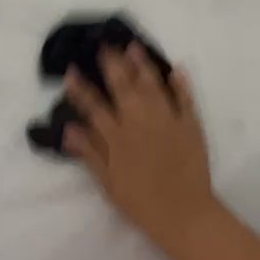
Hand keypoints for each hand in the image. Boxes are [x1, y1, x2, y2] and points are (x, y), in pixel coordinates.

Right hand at [62, 45, 229, 252]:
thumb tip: (68, 128)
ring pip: (152, 85)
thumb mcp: (107, 183)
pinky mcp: (191, 125)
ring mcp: (167, 120)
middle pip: (123, 86)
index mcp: (117, 137)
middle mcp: (140, 121)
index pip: (94, 106)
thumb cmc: (140, 203)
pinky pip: (185, 98)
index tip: (72, 70)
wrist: (183, 214)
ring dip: (142, 64)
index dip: (81, 88)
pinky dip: (181, 83)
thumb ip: (88, 153)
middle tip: (105, 45)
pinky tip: (176, 69)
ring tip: (133, 47)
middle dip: (112, 64)